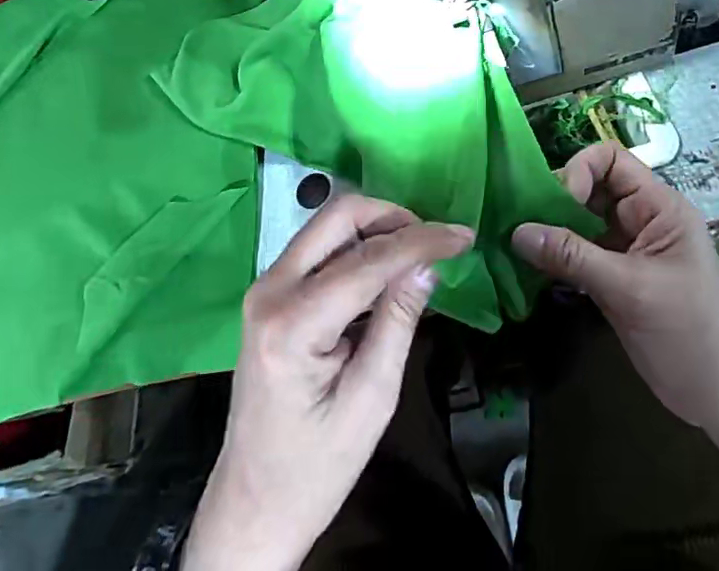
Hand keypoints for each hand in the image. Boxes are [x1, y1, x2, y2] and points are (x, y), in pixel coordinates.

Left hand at [181, 195, 473, 570]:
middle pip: (337, 215)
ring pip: (328, 225)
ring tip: (420, 254)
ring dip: (377, 228)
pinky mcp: (270, 296)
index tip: (465, 236)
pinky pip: (319, 249)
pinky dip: (359, 246)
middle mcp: (270, 290)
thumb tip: (428, 265)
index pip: (370, 259)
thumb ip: (398, 322)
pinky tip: (388, 272)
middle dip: (394, 216)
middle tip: (436, 240)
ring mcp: (265, 289)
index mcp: (293, 323)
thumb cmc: (316, 466)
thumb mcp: (371, 398)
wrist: (253, 504)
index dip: (423, 240)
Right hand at [512, 142, 718, 436]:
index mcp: (658, 207)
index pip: (611, 160)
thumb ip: (574, 257)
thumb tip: (517, 232)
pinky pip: (579, 258)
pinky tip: (529, 270)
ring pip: (581, 225)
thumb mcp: (631, 289)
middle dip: (555, 201)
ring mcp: (627, 253)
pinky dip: (556, 260)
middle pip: (591, 190)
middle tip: (520, 225)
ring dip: (551, 231)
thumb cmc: (692, 333)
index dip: (579, 171)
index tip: (555, 205)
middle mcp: (640, 221)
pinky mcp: (616, 283)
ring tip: (514, 245)